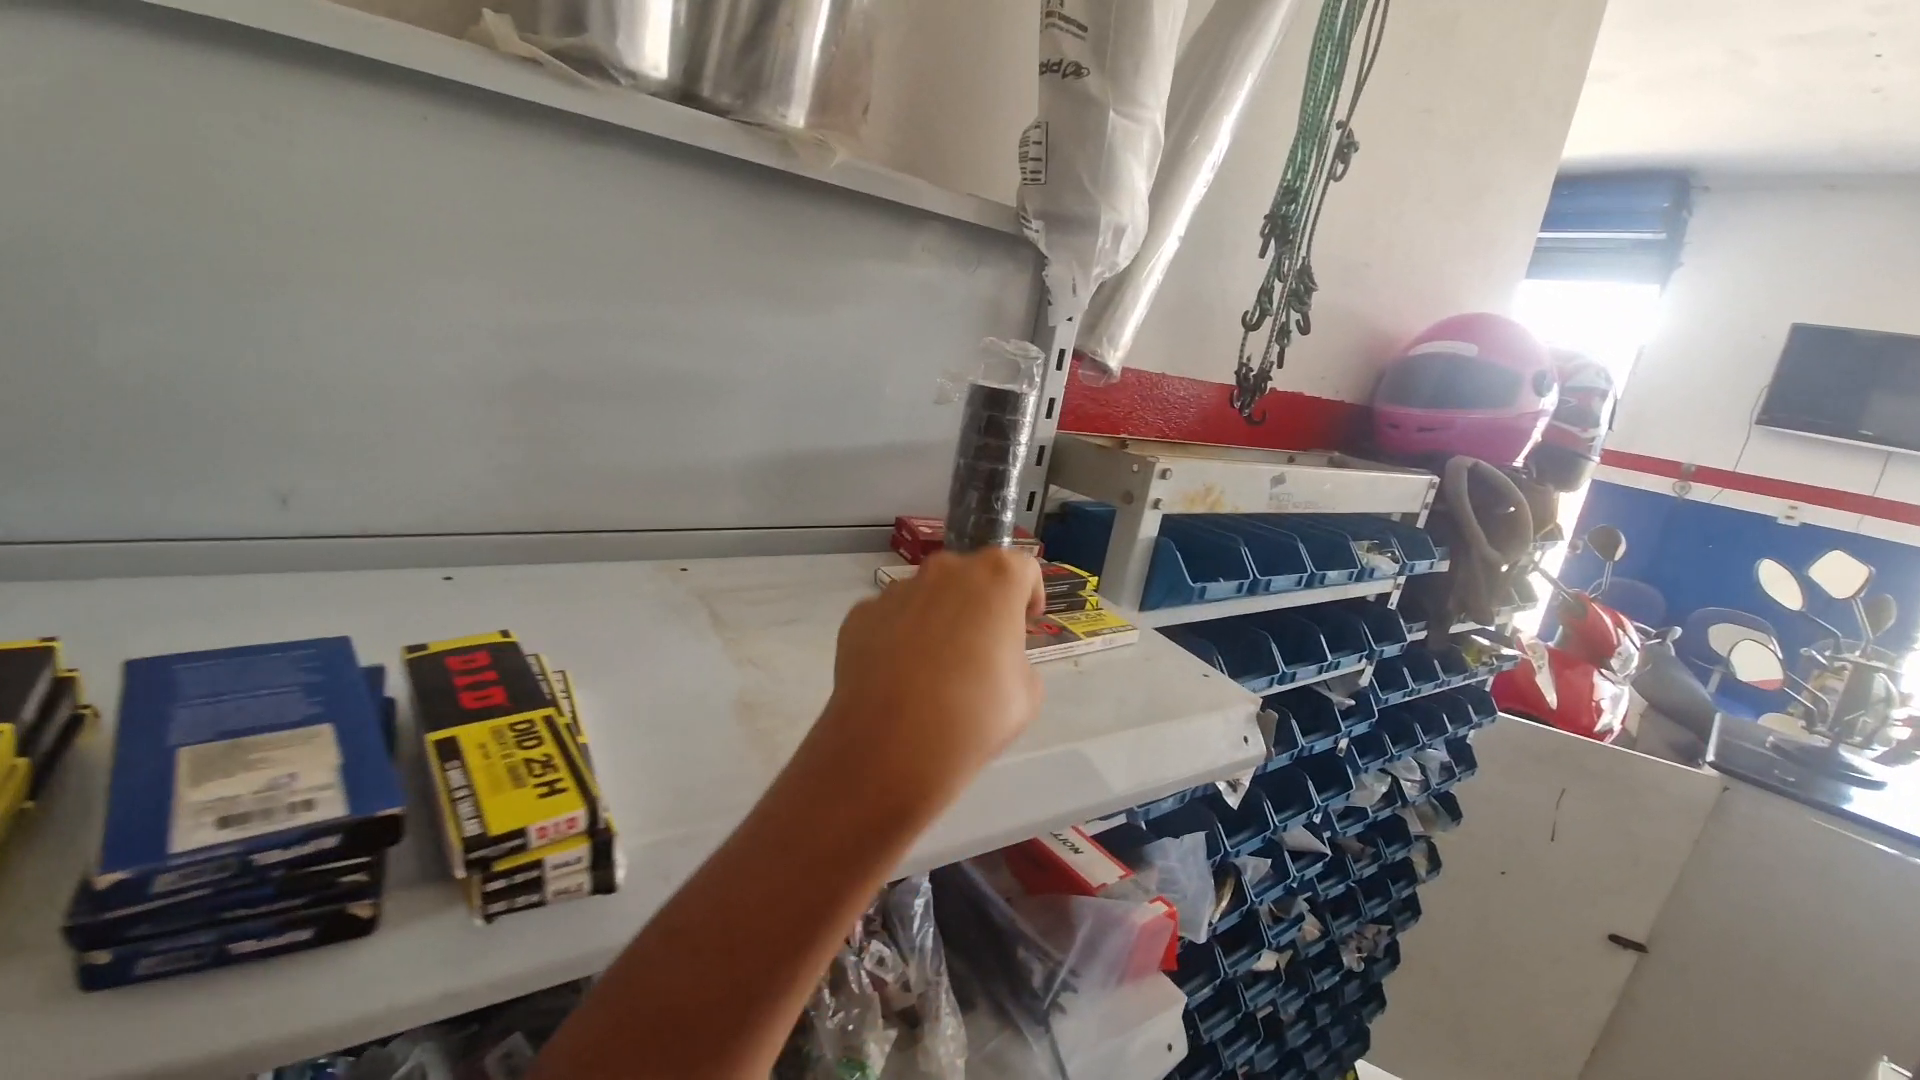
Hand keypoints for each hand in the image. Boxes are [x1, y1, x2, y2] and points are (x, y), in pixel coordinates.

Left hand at [811, 549, 1045, 812]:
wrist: (893, 746)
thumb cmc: (976, 715)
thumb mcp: (1026, 692)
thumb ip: (1016, 659)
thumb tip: (995, 660)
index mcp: (995, 578)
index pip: (1022, 567)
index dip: (1028, 594)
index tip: (1025, 623)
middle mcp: (944, 571)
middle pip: (970, 576)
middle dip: (979, 604)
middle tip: (981, 649)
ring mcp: (896, 591)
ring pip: (927, 596)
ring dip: (937, 620)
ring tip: (933, 671)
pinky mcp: (860, 616)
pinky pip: (890, 619)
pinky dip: (898, 638)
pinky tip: (898, 680)